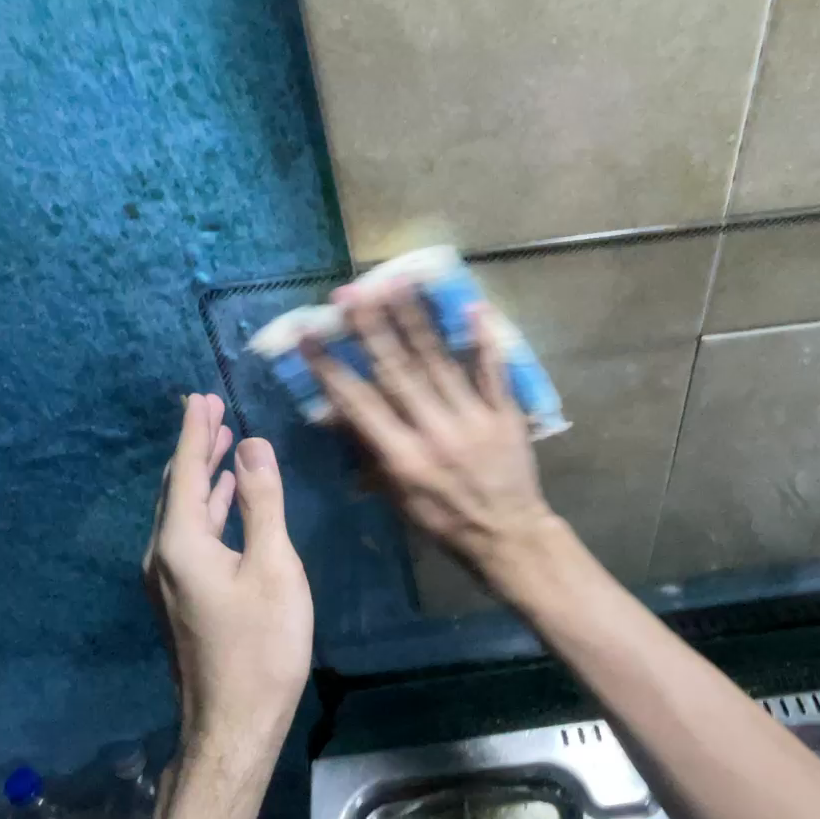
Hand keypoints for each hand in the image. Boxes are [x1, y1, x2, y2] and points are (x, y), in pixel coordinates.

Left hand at [144, 394, 312, 770]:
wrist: (234, 724)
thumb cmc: (262, 645)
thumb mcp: (273, 567)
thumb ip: (262, 503)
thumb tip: (252, 444)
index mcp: (181, 544)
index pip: (186, 471)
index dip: (195, 431)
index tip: (201, 395)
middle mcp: (164, 556)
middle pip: (179, 488)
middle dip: (197, 447)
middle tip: (213, 408)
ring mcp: (170, 579)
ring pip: (184, 512)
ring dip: (204, 476)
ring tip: (223, 443)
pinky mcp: (183, 597)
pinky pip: (191, 534)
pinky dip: (209, 507)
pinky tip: (226, 500)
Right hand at [306, 285, 558, 587]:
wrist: (509, 537)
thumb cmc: (446, 521)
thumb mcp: (398, 499)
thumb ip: (369, 454)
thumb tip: (335, 418)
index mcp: (403, 458)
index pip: (359, 403)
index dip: (331, 368)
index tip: (310, 335)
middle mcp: (435, 432)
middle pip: (398, 371)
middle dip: (371, 329)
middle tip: (352, 292)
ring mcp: (473, 418)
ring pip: (439, 361)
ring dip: (415, 319)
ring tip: (397, 282)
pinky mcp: (505, 414)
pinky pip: (494, 371)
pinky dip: (483, 339)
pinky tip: (472, 305)